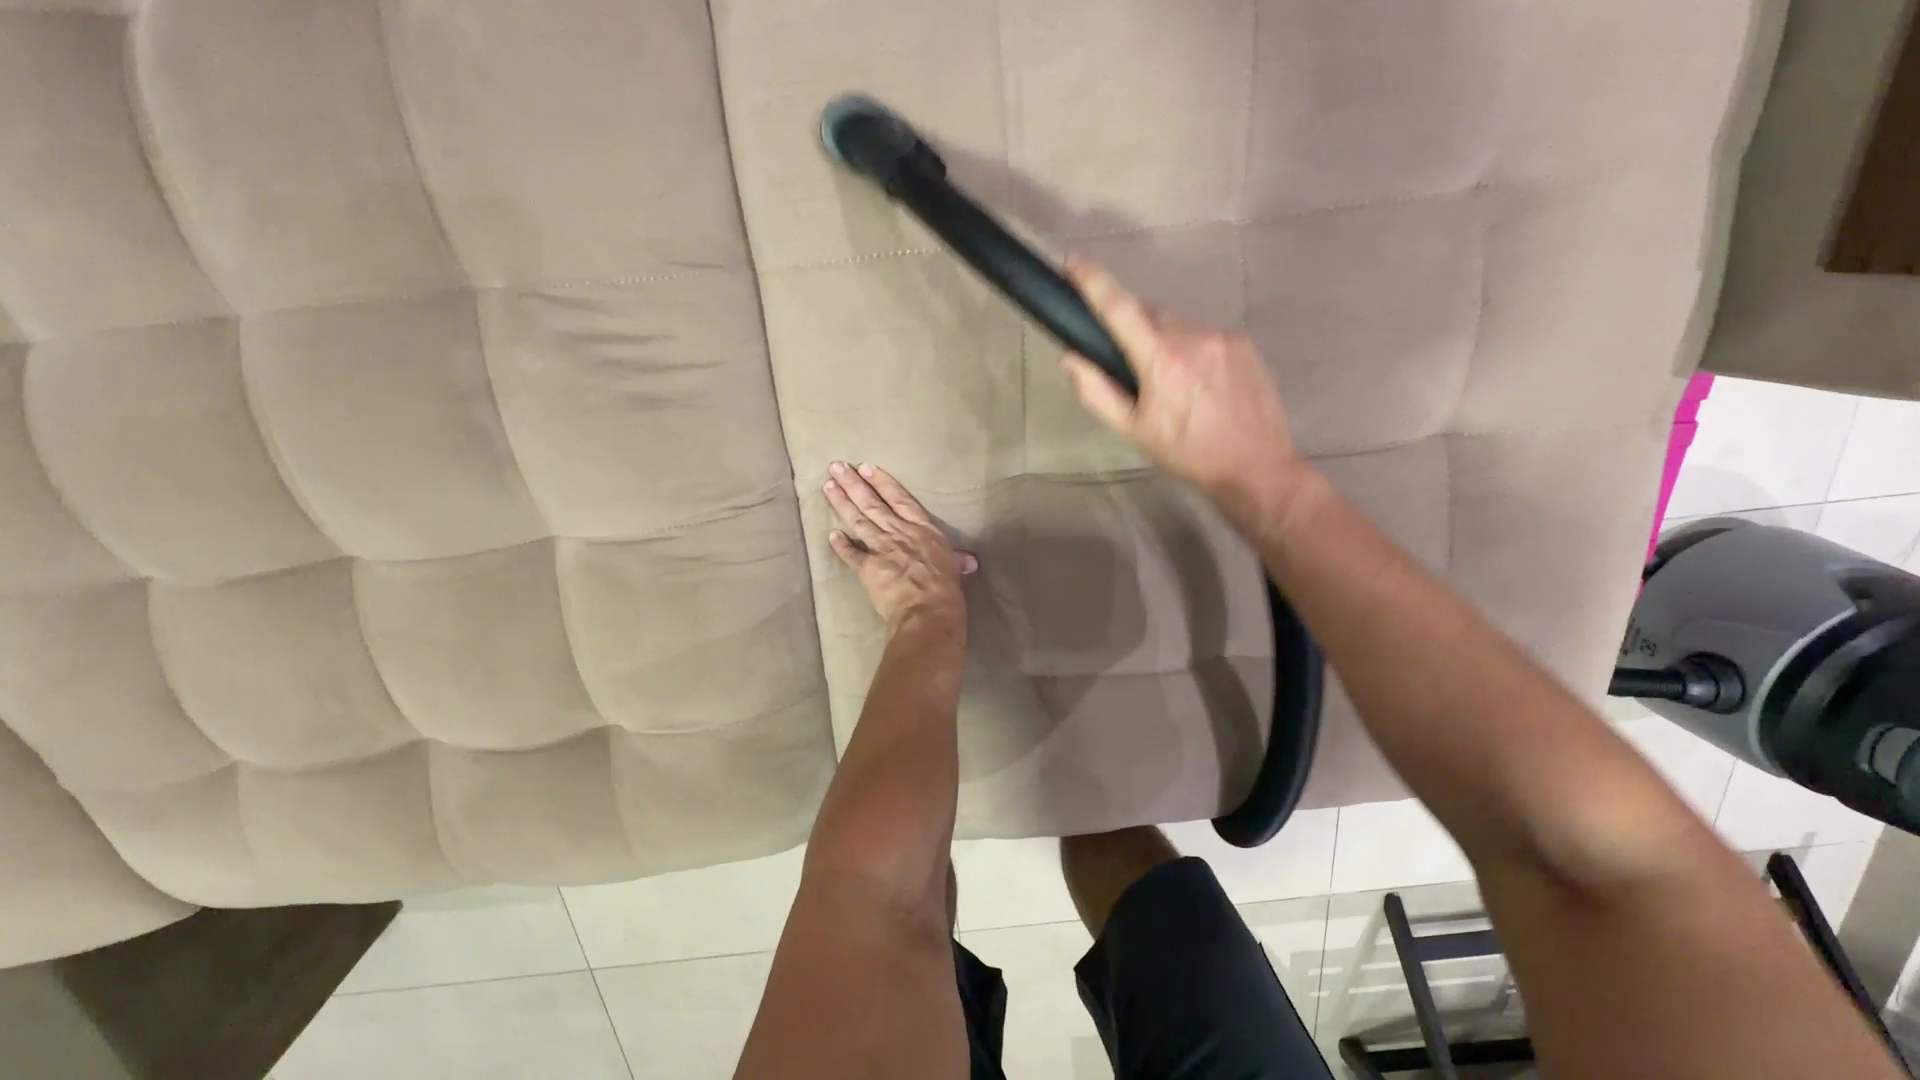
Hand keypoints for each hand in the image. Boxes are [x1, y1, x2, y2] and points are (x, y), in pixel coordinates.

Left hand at [823, 461, 977, 635]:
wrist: (928, 610)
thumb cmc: (946, 589)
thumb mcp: (955, 568)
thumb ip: (957, 560)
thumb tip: (969, 561)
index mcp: (923, 529)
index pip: (900, 499)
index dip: (881, 482)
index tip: (865, 467)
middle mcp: (899, 532)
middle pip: (873, 503)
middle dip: (853, 483)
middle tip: (836, 467)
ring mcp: (881, 548)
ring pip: (858, 520)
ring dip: (841, 502)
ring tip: (827, 486)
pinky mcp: (867, 568)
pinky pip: (851, 554)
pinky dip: (840, 545)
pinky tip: (831, 534)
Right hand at [1060, 257, 1311, 531]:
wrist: (1255, 466)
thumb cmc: (1187, 454)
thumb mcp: (1133, 431)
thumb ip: (1097, 392)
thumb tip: (1071, 358)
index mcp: (1160, 360)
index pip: (1120, 308)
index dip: (1094, 282)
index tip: (1075, 262)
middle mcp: (1192, 337)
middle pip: (1151, 315)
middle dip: (1135, 330)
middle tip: (1134, 368)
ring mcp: (1222, 337)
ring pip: (1179, 326)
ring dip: (1167, 342)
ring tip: (1175, 385)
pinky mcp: (1243, 344)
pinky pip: (1205, 336)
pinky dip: (1193, 350)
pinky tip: (1200, 385)